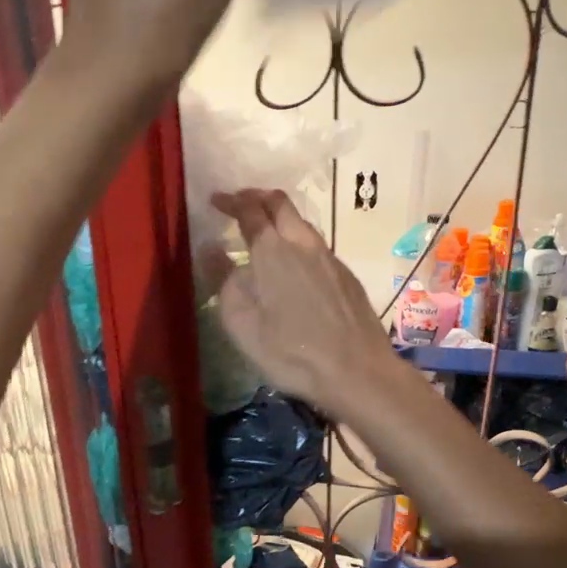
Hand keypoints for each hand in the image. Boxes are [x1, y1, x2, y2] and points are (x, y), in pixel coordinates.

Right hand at [209, 189, 395, 409]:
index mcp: (272, 251)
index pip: (249, 210)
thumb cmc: (289, 351)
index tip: (216, 200)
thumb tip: (211, 250)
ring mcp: (330, 258)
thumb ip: (223, 280)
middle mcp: (303, 244)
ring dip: (281, 218)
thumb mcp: (241, 322)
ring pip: (302, 223)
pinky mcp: (346, 277)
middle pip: (282, 204)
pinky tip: (294, 264)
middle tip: (241, 203)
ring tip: (266, 231)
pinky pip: (317, 246)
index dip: (231, 201)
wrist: (355, 370)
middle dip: (258, 197)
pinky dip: (298, 241)